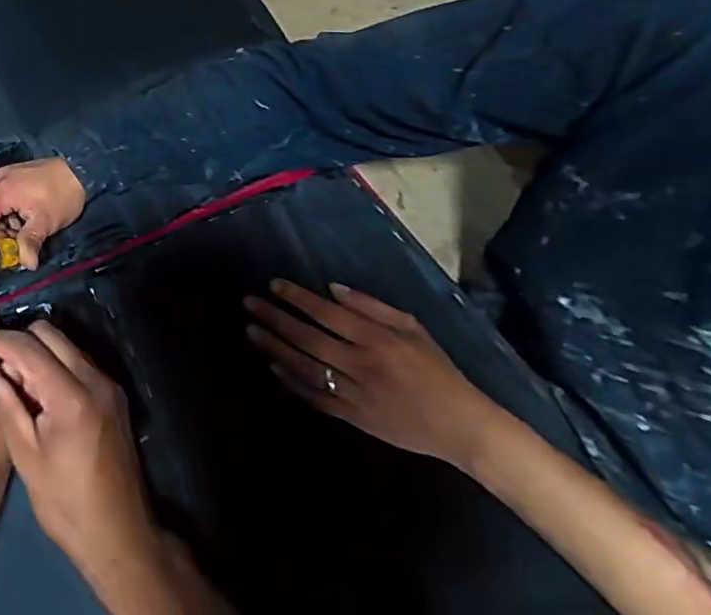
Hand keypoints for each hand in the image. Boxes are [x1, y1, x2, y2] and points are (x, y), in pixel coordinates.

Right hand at [0, 158, 85, 268]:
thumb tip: (27, 264)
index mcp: (1, 190)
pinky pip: (6, 194)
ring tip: (32, 223)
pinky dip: (15, 206)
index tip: (12, 244)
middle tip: (24, 236)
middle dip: (3, 229)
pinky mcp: (18, 171)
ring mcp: (9, 172)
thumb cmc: (61, 197)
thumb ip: (30, 243)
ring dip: (10, 219)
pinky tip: (33, 210)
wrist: (82, 170)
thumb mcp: (45, 223)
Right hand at [0, 322, 162, 581]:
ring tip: (15, 386)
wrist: (119, 533)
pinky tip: (40, 395)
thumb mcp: (25, 456)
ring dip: (37, 353)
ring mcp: (108, 383)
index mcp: (71, 394)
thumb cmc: (65, 502)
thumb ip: (3, 404)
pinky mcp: (114, 393)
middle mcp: (94, 377)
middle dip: (18, 343)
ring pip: (65, 344)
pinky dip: (55, 365)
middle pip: (49, 333)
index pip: (29, 346)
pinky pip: (78, 361)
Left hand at [244, 280, 508, 467]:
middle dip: (275, 318)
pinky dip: (291, 382)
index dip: (297, 297)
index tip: (273, 285)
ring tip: (252, 331)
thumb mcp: (412, 327)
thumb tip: (332, 289)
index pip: (326, 312)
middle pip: (307, 337)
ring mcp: (354, 393)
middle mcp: (360, 363)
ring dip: (275, 347)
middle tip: (250, 304)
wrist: (460, 426)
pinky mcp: (352, 417)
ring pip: (304, 367)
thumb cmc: (438, 370)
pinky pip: (314, 397)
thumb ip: (371, 306)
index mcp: (376, 338)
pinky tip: (274, 367)